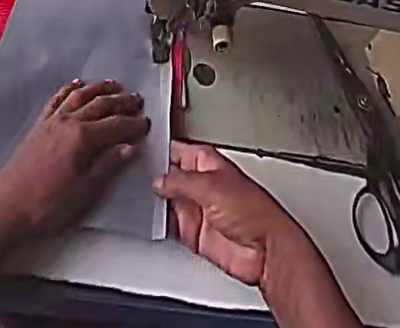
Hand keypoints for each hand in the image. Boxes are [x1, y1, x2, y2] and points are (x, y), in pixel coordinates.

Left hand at [0, 79, 149, 235]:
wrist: (6, 209)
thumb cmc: (47, 205)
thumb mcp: (84, 192)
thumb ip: (108, 166)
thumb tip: (130, 147)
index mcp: (82, 138)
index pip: (115, 125)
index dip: (133, 124)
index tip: (146, 123)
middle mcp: (69, 122)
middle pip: (101, 105)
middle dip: (122, 101)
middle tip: (137, 100)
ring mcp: (53, 121)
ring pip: (81, 96)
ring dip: (100, 88)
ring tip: (115, 85)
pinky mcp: (40, 124)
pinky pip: (58, 99)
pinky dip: (69, 89)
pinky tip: (77, 84)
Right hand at [152, 141, 305, 285]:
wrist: (264, 250)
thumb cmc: (254, 211)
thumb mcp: (211, 187)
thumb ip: (181, 182)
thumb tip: (160, 179)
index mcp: (207, 163)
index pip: (178, 150)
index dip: (162, 149)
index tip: (142, 149)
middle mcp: (201, 183)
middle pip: (170, 176)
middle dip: (154, 176)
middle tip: (135, 175)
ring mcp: (198, 208)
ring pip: (169, 200)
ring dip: (156, 201)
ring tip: (138, 196)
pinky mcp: (195, 233)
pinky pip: (172, 225)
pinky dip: (161, 223)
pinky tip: (151, 219)